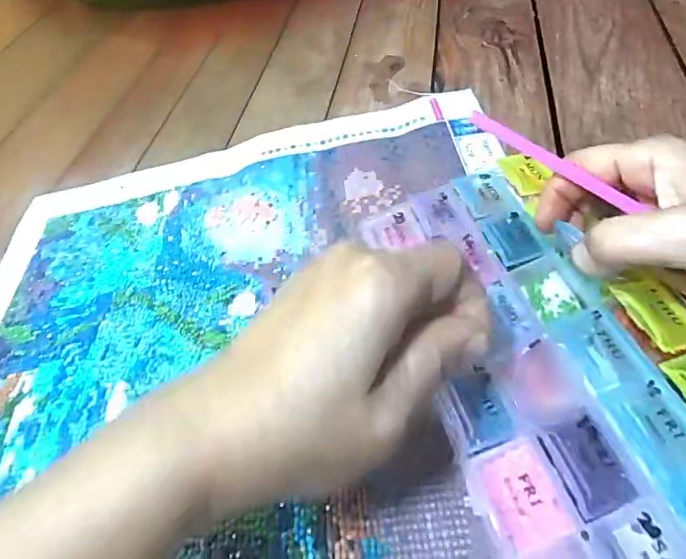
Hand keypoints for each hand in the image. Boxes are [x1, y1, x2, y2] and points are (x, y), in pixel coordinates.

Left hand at [158, 242, 491, 519]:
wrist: (215, 426)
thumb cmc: (308, 430)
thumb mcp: (388, 414)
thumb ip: (436, 359)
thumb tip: (469, 328)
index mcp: (382, 278)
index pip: (452, 261)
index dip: (471, 304)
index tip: (464, 356)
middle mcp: (354, 254)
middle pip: (421, 266)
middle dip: (439, 311)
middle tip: (428, 374)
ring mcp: (322, 263)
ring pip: (390, 274)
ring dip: (406, 314)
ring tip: (387, 372)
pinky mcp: (301, 279)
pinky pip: (358, 281)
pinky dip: (375, 309)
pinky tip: (352, 358)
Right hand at [534, 136, 685, 345]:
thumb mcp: (683, 236)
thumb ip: (617, 241)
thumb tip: (573, 257)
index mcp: (653, 158)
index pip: (581, 166)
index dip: (555, 194)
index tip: (542, 236)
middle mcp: (662, 181)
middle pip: (601, 204)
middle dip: (599, 239)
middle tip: (597, 273)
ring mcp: (685, 216)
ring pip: (629, 239)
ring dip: (638, 266)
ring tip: (668, 284)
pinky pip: (660, 262)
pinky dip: (668, 280)